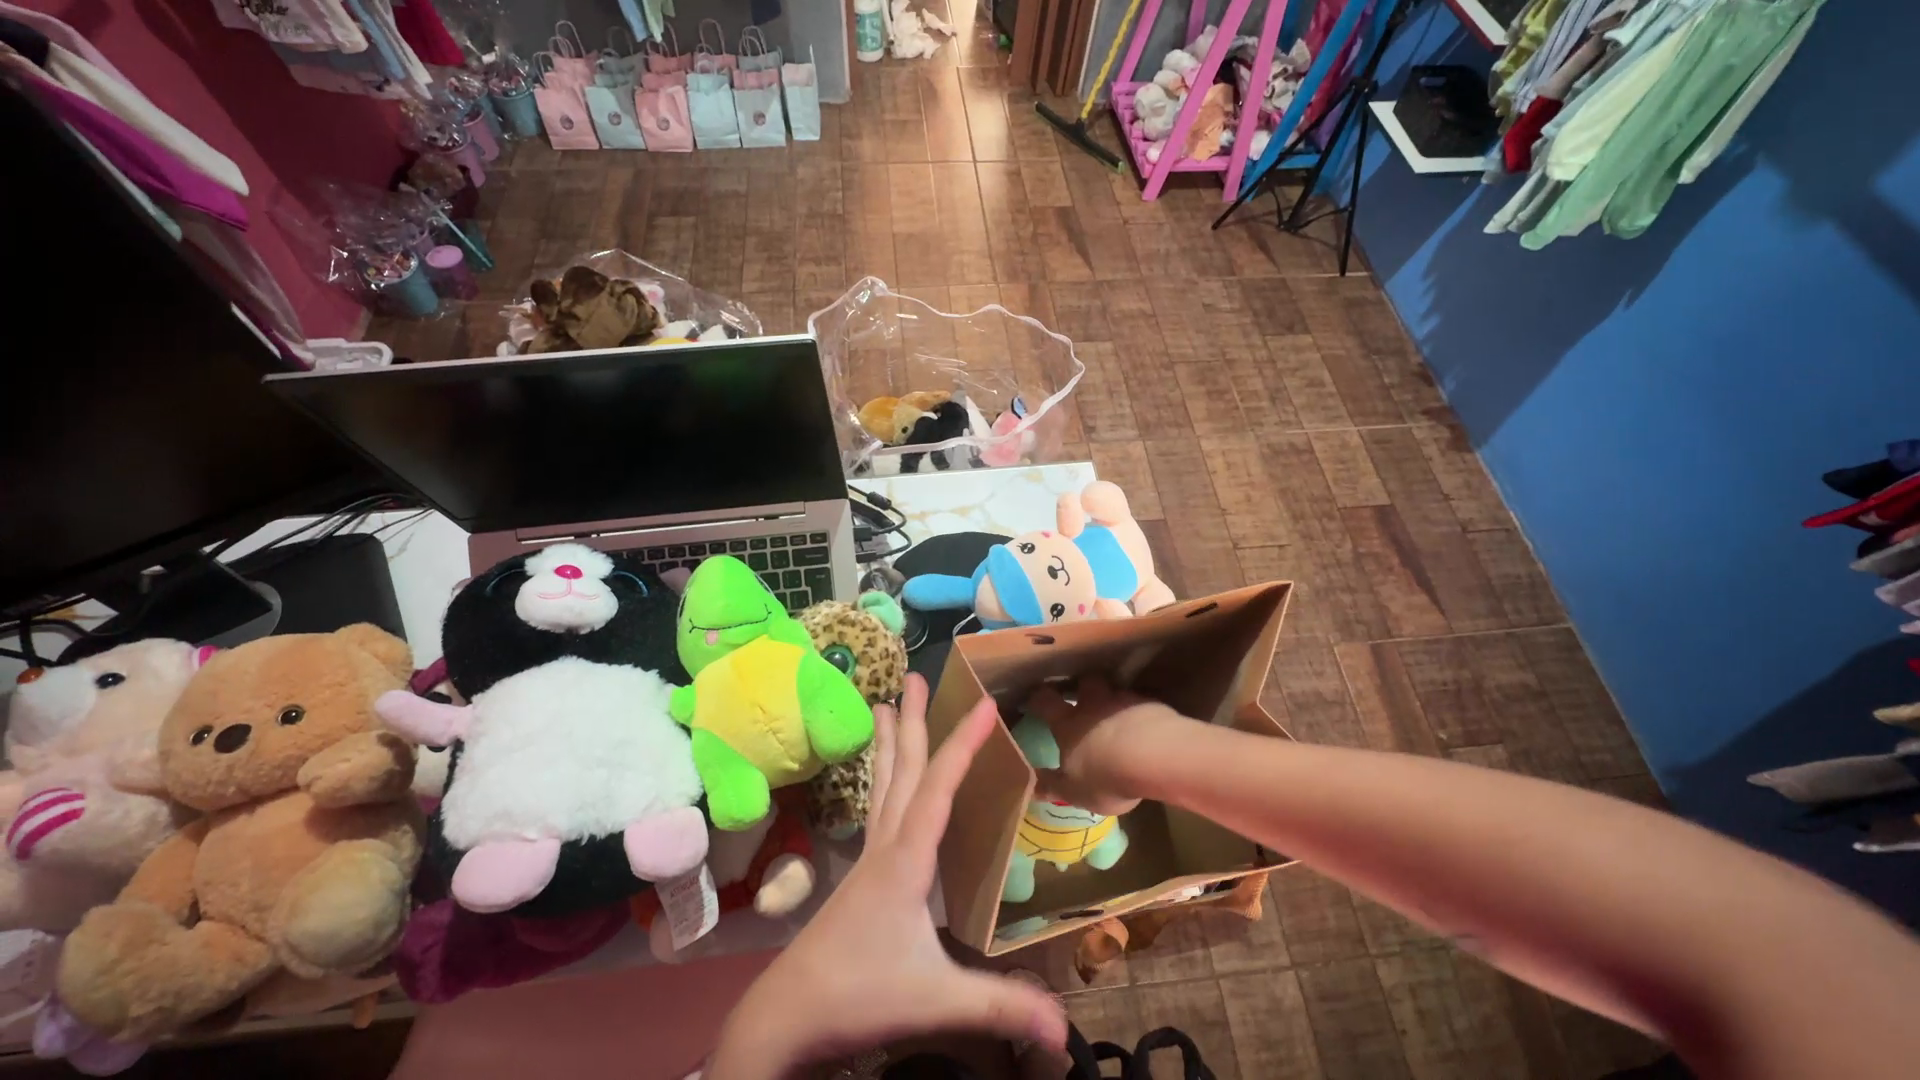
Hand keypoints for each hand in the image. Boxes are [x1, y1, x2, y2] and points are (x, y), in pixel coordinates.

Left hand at [706, 675, 1066, 1079]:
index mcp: (906, 861)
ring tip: (885, 703)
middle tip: (914, 676)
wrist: (787, 1016)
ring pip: (883, 787)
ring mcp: (869, 860)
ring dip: (889, 743)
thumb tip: (1067, 1031)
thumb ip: (999, 1007)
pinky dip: (882, 779)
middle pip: (901, 772)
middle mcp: (885, 848)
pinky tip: (884, 781)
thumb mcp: (936, 1000)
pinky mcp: (861, 876)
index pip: (939, 788)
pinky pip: (877, 810)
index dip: (965, 744)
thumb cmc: (860, 997)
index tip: (985, 702)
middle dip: (912, 722)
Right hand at [1025, 678, 1178, 814]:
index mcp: (1069, 725)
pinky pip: (1143, 704)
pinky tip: (1148, 725)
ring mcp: (1125, 702)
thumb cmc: (1105, 776)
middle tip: (1084, 694)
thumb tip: (1030, 784)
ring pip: (1116, 690)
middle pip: (1085, 683)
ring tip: (1119, 712)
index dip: (1038, 698)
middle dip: (1083, 686)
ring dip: (1115, 699)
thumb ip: (1052, 785)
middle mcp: (1094, 706)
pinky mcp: (1153, 706)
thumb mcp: (1073, 791)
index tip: (1034, 697)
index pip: (1045, 702)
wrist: (1155, 758)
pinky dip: (1141, 712)